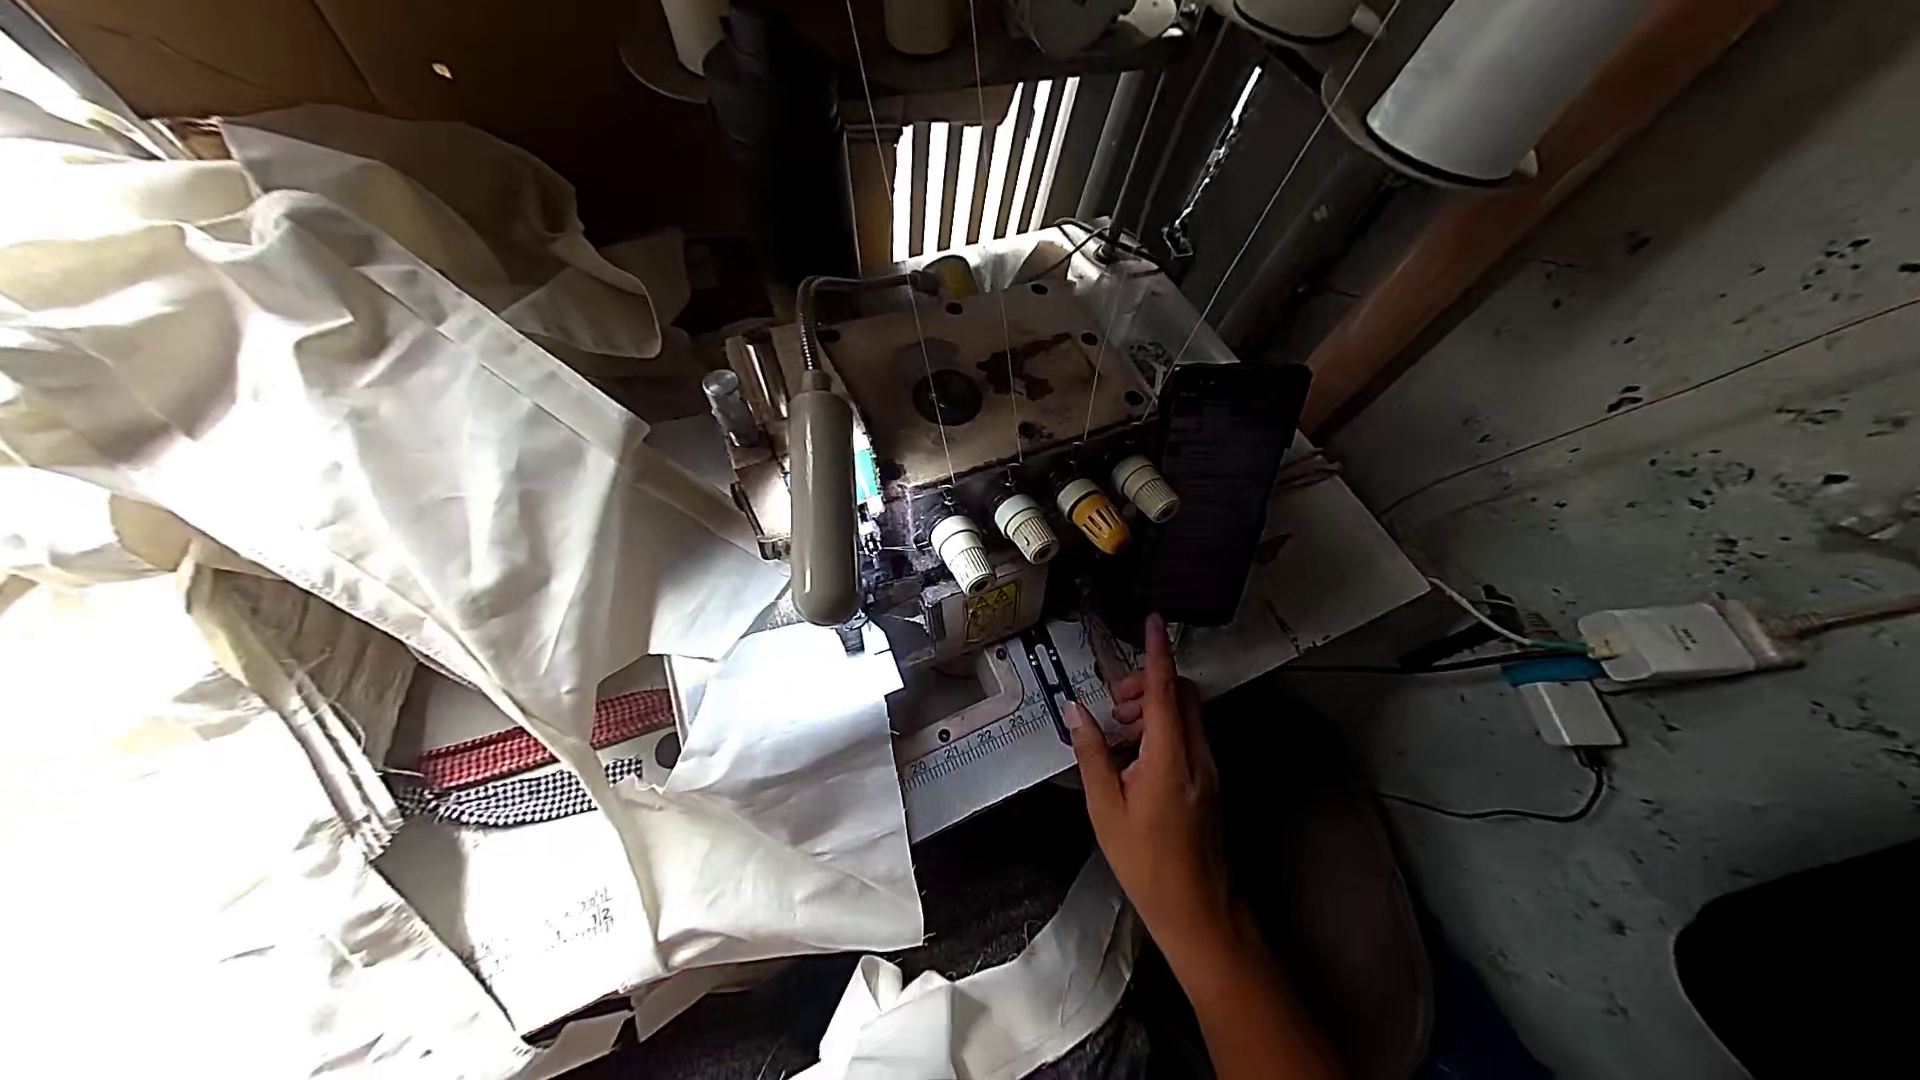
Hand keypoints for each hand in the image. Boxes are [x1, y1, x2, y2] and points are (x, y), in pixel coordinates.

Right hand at [1067, 613, 1230, 963]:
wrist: (1199, 910)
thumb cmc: (1147, 863)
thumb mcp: (1106, 809)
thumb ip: (1092, 753)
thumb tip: (1077, 710)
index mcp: (1169, 758)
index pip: (1164, 690)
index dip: (1157, 652)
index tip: (1153, 622)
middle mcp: (1197, 755)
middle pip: (1181, 694)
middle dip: (1147, 683)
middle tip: (1114, 705)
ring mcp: (1209, 768)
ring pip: (1186, 713)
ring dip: (1153, 707)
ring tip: (1118, 735)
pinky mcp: (1210, 780)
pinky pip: (1188, 735)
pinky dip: (1162, 728)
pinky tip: (1134, 757)